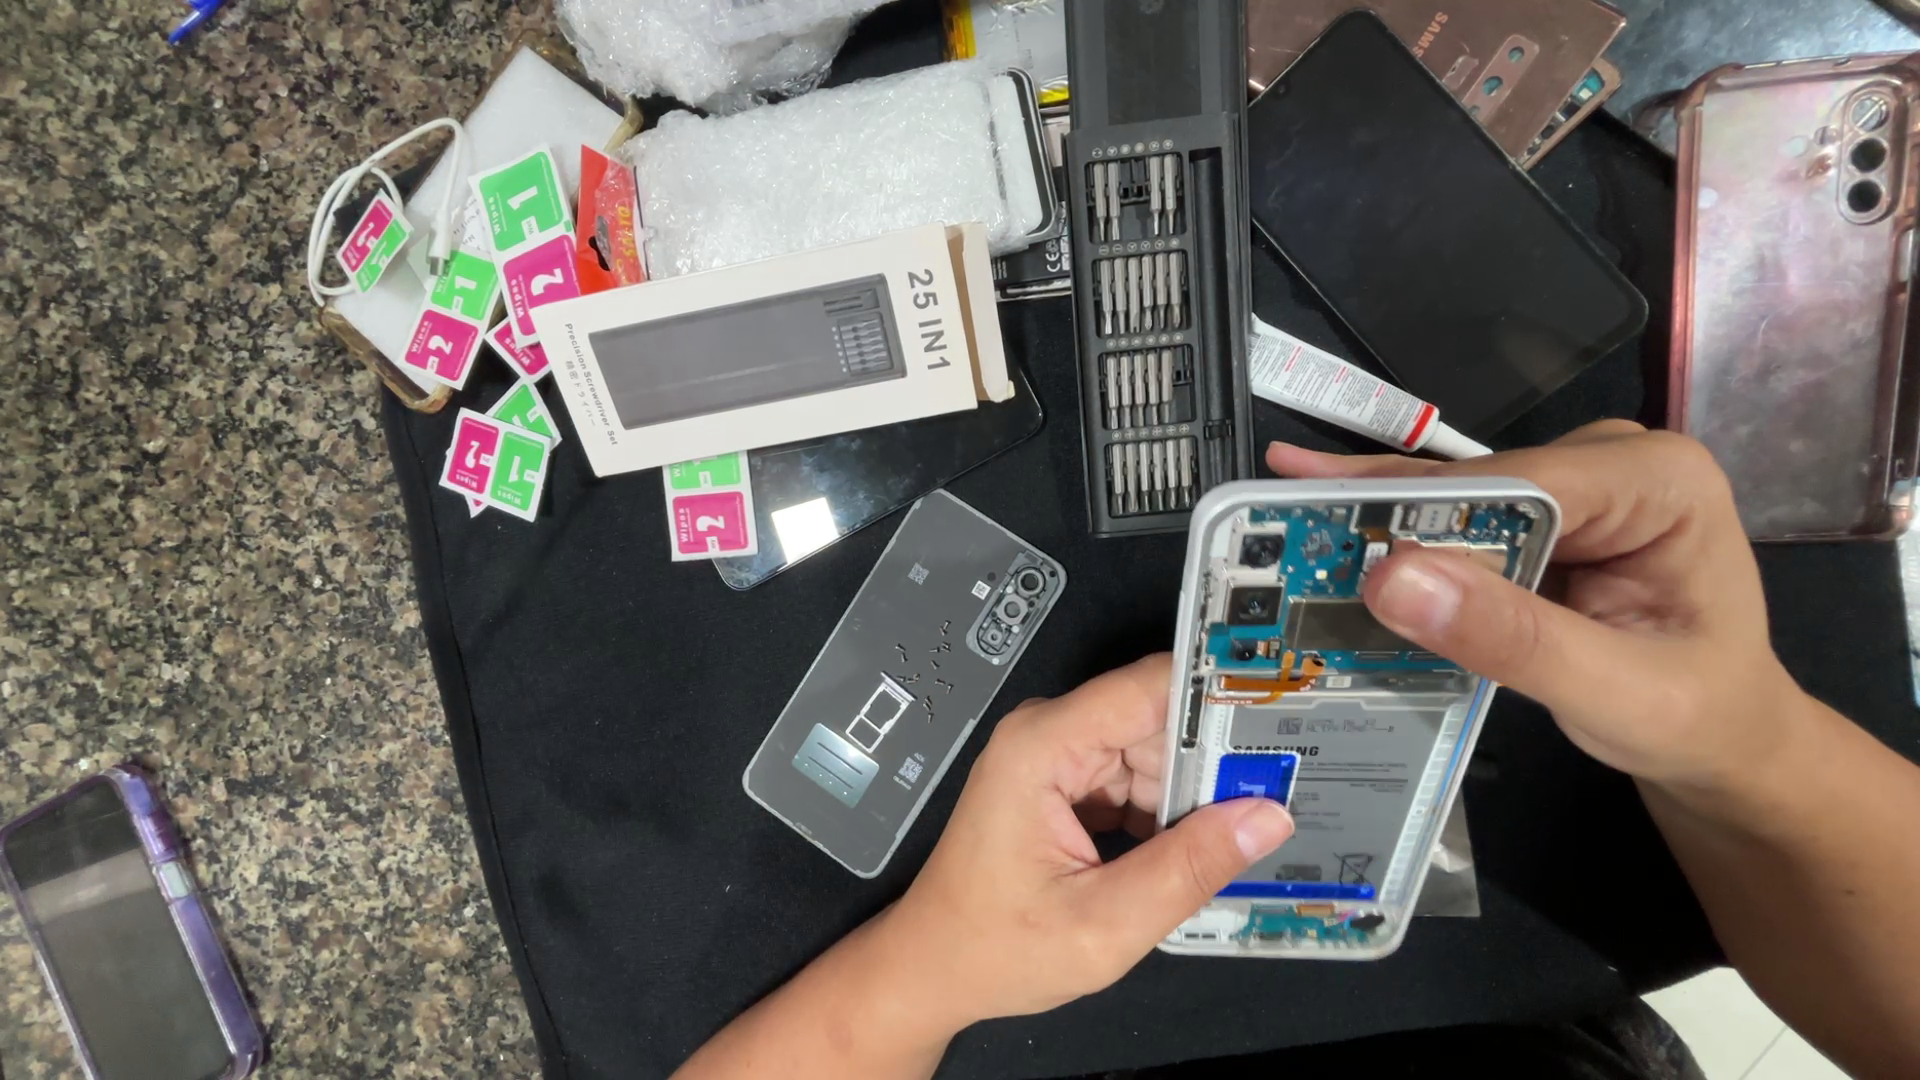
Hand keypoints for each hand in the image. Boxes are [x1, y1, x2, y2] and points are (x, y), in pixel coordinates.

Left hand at [879, 655, 1294, 1029]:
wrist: (935, 964)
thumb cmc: (1000, 948)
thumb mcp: (1104, 924)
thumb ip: (1188, 868)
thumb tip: (1267, 817)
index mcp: (1043, 744)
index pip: (1147, 687)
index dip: (1215, 695)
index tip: (1282, 710)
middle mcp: (1047, 732)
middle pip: (1152, 719)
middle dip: (1210, 762)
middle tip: (1270, 804)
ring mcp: (1053, 754)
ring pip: (1149, 750)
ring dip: (1187, 796)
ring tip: (1223, 844)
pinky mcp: (1062, 779)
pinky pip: (1131, 776)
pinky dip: (1161, 811)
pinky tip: (1182, 850)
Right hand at [1267, 421, 1806, 789]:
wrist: (1714, 735)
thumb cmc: (1694, 717)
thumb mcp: (1618, 694)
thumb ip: (1514, 638)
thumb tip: (1394, 580)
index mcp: (1654, 481)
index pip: (1512, 486)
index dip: (1419, 517)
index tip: (1335, 549)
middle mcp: (1599, 464)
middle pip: (1461, 484)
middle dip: (1376, 516)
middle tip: (1277, 528)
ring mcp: (1554, 485)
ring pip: (1433, 493)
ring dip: (1363, 521)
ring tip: (1275, 518)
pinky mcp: (1517, 512)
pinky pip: (1432, 515)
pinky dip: (1378, 531)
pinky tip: (1314, 505)